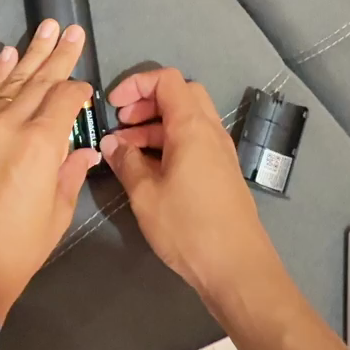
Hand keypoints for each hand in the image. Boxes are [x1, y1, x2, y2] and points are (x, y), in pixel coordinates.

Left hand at [0, 19, 101, 322]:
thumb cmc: (17, 248)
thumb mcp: (56, 214)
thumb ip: (70, 173)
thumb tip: (83, 150)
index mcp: (40, 144)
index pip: (65, 99)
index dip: (80, 90)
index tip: (87, 89)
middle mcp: (9, 124)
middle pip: (39, 80)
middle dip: (58, 54)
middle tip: (70, 28)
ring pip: (11, 82)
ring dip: (30, 54)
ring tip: (45, 28)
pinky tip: (8, 56)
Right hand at [98, 68, 282, 307]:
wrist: (238, 269)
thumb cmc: (188, 227)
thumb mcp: (145, 194)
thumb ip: (126, 161)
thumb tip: (112, 143)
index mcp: (192, 127)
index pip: (166, 80)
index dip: (136, 84)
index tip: (113, 106)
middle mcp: (210, 131)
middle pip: (180, 95)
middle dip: (146, 102)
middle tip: (122, 124)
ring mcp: (219, 152)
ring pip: (186, 119)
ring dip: (155, 125)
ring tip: (126, 151)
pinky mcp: (221, 172)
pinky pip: (194, 141)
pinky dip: (169, 143)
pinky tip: (149, 170)